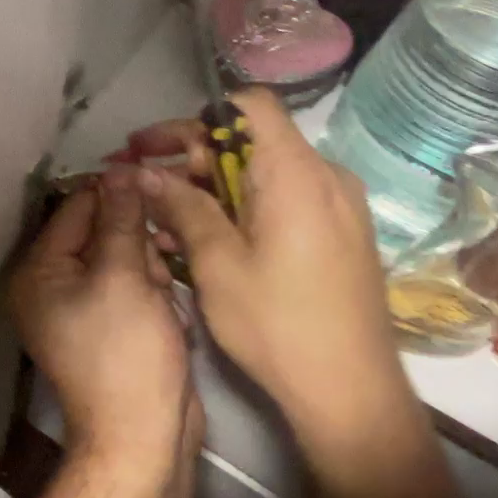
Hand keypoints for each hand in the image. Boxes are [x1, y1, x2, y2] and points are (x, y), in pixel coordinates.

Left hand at [9, 166, 201, 470]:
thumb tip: (119, 168)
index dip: (115, 192)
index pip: (76, 208)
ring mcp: (81, 309)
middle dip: (136, 242)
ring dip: (150, 270)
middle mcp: (52, 285)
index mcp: (39, 271)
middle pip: (100, 232)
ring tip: (163, 297)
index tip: (157, 182)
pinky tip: (168, 316)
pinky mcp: (110, 328)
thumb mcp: (124, 275)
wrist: (143, 439)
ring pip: (123, 260)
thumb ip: (121, 218)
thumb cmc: (126, 352)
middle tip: (158, 263)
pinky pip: (133, 290)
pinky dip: (154, 295)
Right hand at [132, 88, 397, 434]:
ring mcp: (339, 206)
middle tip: (147, 187)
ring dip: (214, 188)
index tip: (159, 148)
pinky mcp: (342, 233)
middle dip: (194, 158)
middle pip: (252, 140)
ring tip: (167, 222)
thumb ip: (182, 206)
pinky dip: (245, 208)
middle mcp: (325, 176)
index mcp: (296, 173)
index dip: (198, 117)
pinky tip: (210, 241)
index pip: (250, 104)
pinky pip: (286, 201)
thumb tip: (144, 172)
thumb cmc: (278, 325)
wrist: (353, 393)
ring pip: (265, 173)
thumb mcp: (217, 263)